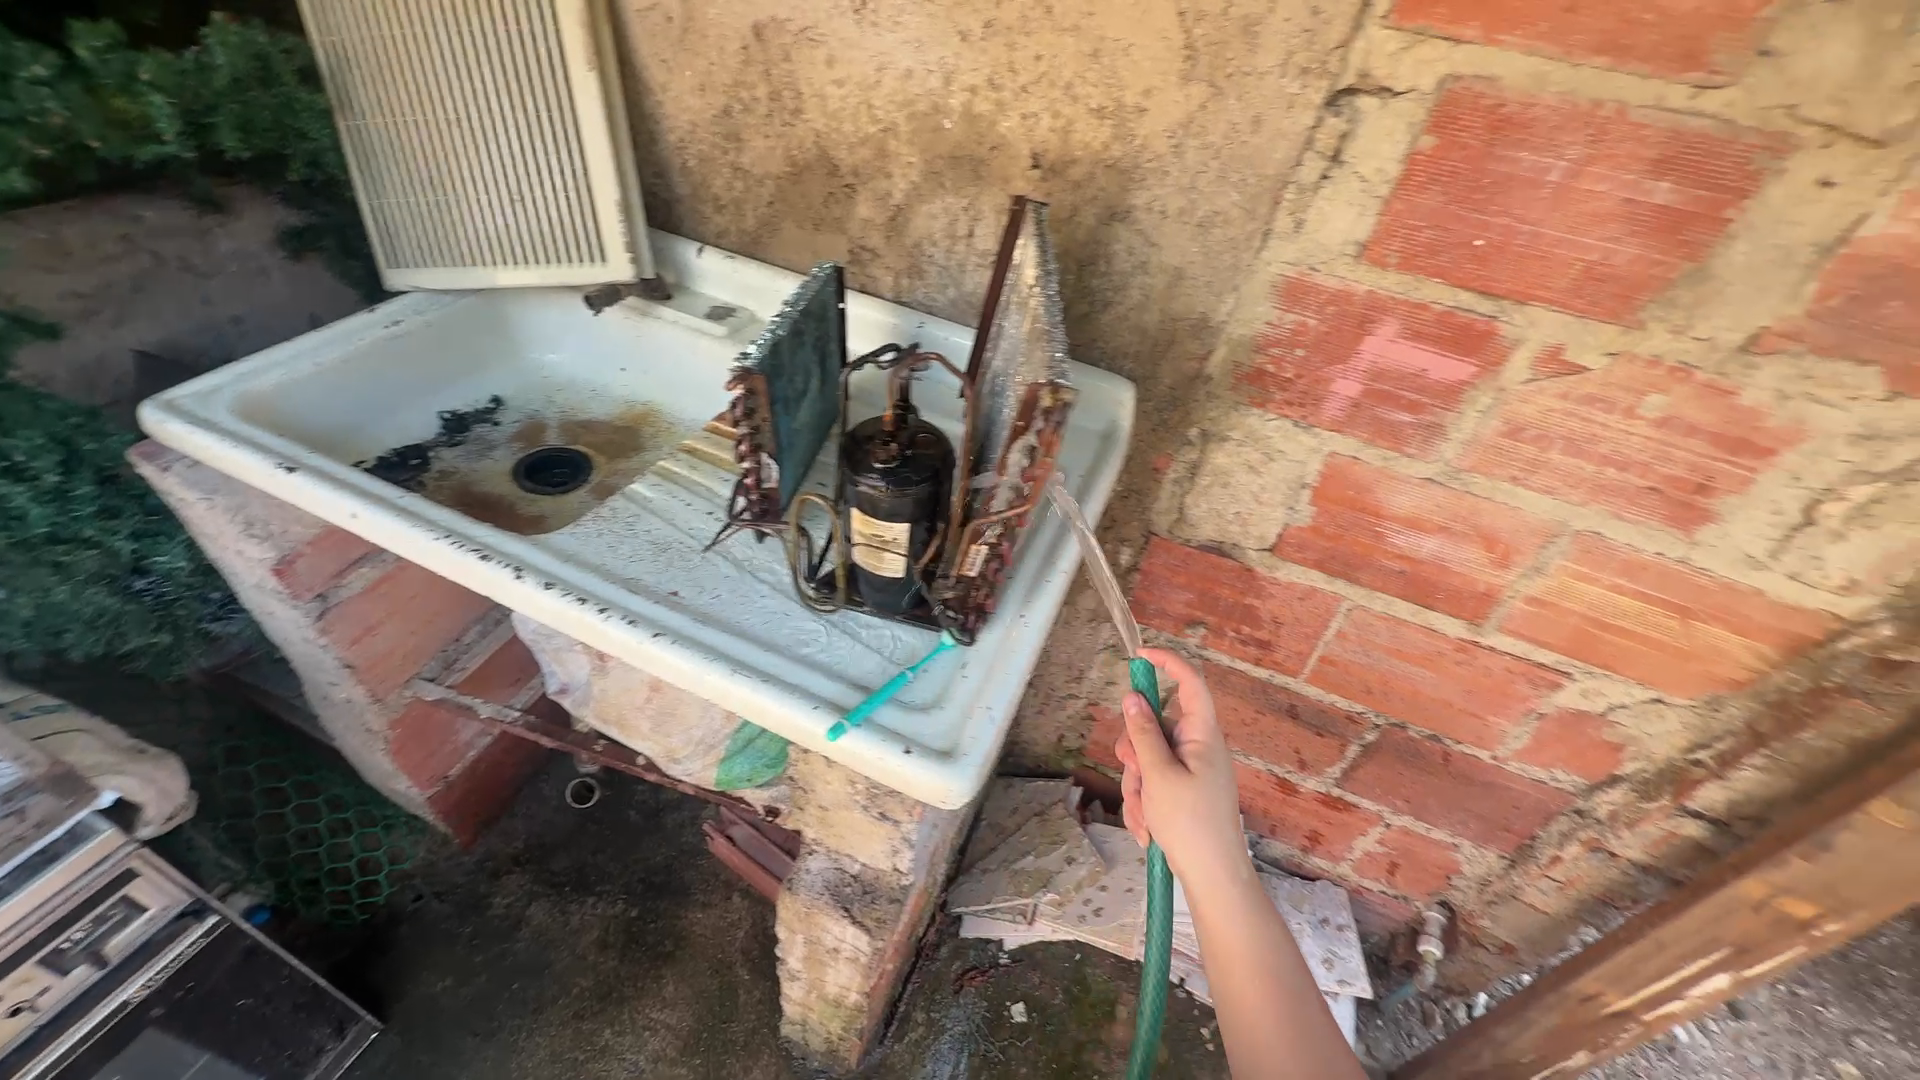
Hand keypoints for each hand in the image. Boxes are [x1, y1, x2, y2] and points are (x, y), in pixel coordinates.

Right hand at [1113, 647, 1250, 890]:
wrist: (1213, 878)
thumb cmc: (1191, 822)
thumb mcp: (1158, 775)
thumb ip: (1143, 733)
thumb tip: (1133, 697)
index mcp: (1202, 735)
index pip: (1189, 683)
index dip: (1167, 663)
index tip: (1138, 656)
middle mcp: (1198, 748)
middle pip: (1155, 729)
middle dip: (1136, 755)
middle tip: (1135, 777)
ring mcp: (1191, 772)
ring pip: (1148, 760)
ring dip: (1138, 787)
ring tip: (1145, 817)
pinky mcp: (1184, 793)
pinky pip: (1154, 785)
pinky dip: (1145, 804)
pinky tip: (1147, 830)